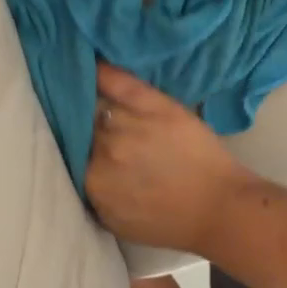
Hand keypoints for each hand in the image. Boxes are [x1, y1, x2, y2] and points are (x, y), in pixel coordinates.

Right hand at [84, 63, 259, 253]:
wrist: (217, 208)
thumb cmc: (168, 224)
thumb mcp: (115, 222)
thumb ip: (89, 197)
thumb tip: (73, 174)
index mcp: (93, 180)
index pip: (68, 155)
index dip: (71, 151)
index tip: (72, 148)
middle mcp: (106, 148)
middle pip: (82, 129)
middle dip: (81, 130)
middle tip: (82, 129)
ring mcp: (131, 124)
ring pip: (99, 108)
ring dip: (90, 105)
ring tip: (78, 93)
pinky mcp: (156, 106)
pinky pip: (122, 83)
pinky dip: (105, 73)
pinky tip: (91, 64)